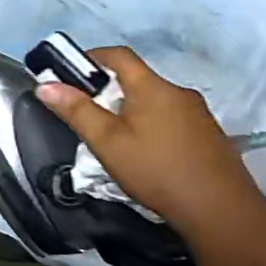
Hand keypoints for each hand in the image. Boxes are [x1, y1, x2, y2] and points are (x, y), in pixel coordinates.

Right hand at [35, 47, 265, 237]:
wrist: (219, 209)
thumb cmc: (155, 170)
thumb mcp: (106, 142)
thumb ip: (76, 111)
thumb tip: (45, 85)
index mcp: (152, 88)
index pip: (119, 56)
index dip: (91, 57)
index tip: (68, 71)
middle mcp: (179, 92)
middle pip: (137, 79)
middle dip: (109, 90)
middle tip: (87, 114)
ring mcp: (198, 114)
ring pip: (155, 101)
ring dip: (131, 110)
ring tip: (114, 138)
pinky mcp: (208, 135)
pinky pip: (172, 119)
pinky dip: (151, 125)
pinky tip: (145, 153)